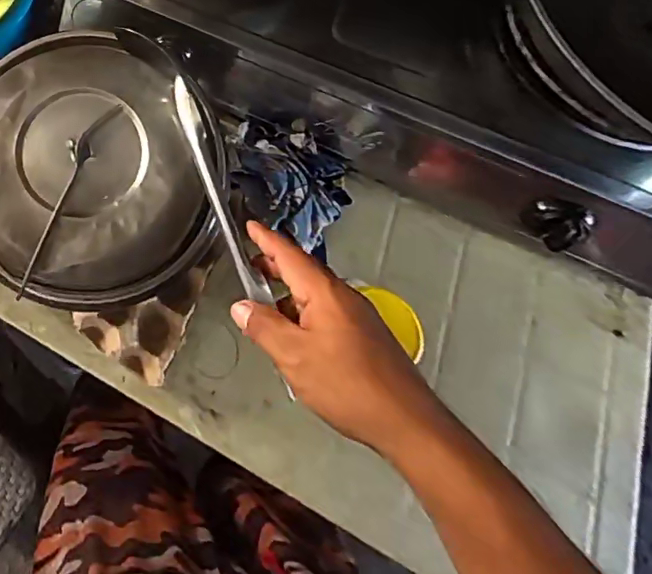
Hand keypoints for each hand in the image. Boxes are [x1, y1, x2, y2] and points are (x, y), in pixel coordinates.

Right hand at [231, 222, 450, 455]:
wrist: (409, 425)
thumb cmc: (349, 386)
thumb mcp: (293, 356)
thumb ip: (263, 327)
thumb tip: (241, 307)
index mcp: (324, 293)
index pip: (289, 254)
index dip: (265, 239)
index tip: (250, 226)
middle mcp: (344, 297)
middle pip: (303, 270)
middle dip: (274, 265)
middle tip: (250, 267)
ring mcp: (359, 317)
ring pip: (315, 293)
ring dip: (288, 293)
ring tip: (266, 309)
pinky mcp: (367, 337)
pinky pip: (327, 311)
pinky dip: (304, 312)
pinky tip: (297, 337)